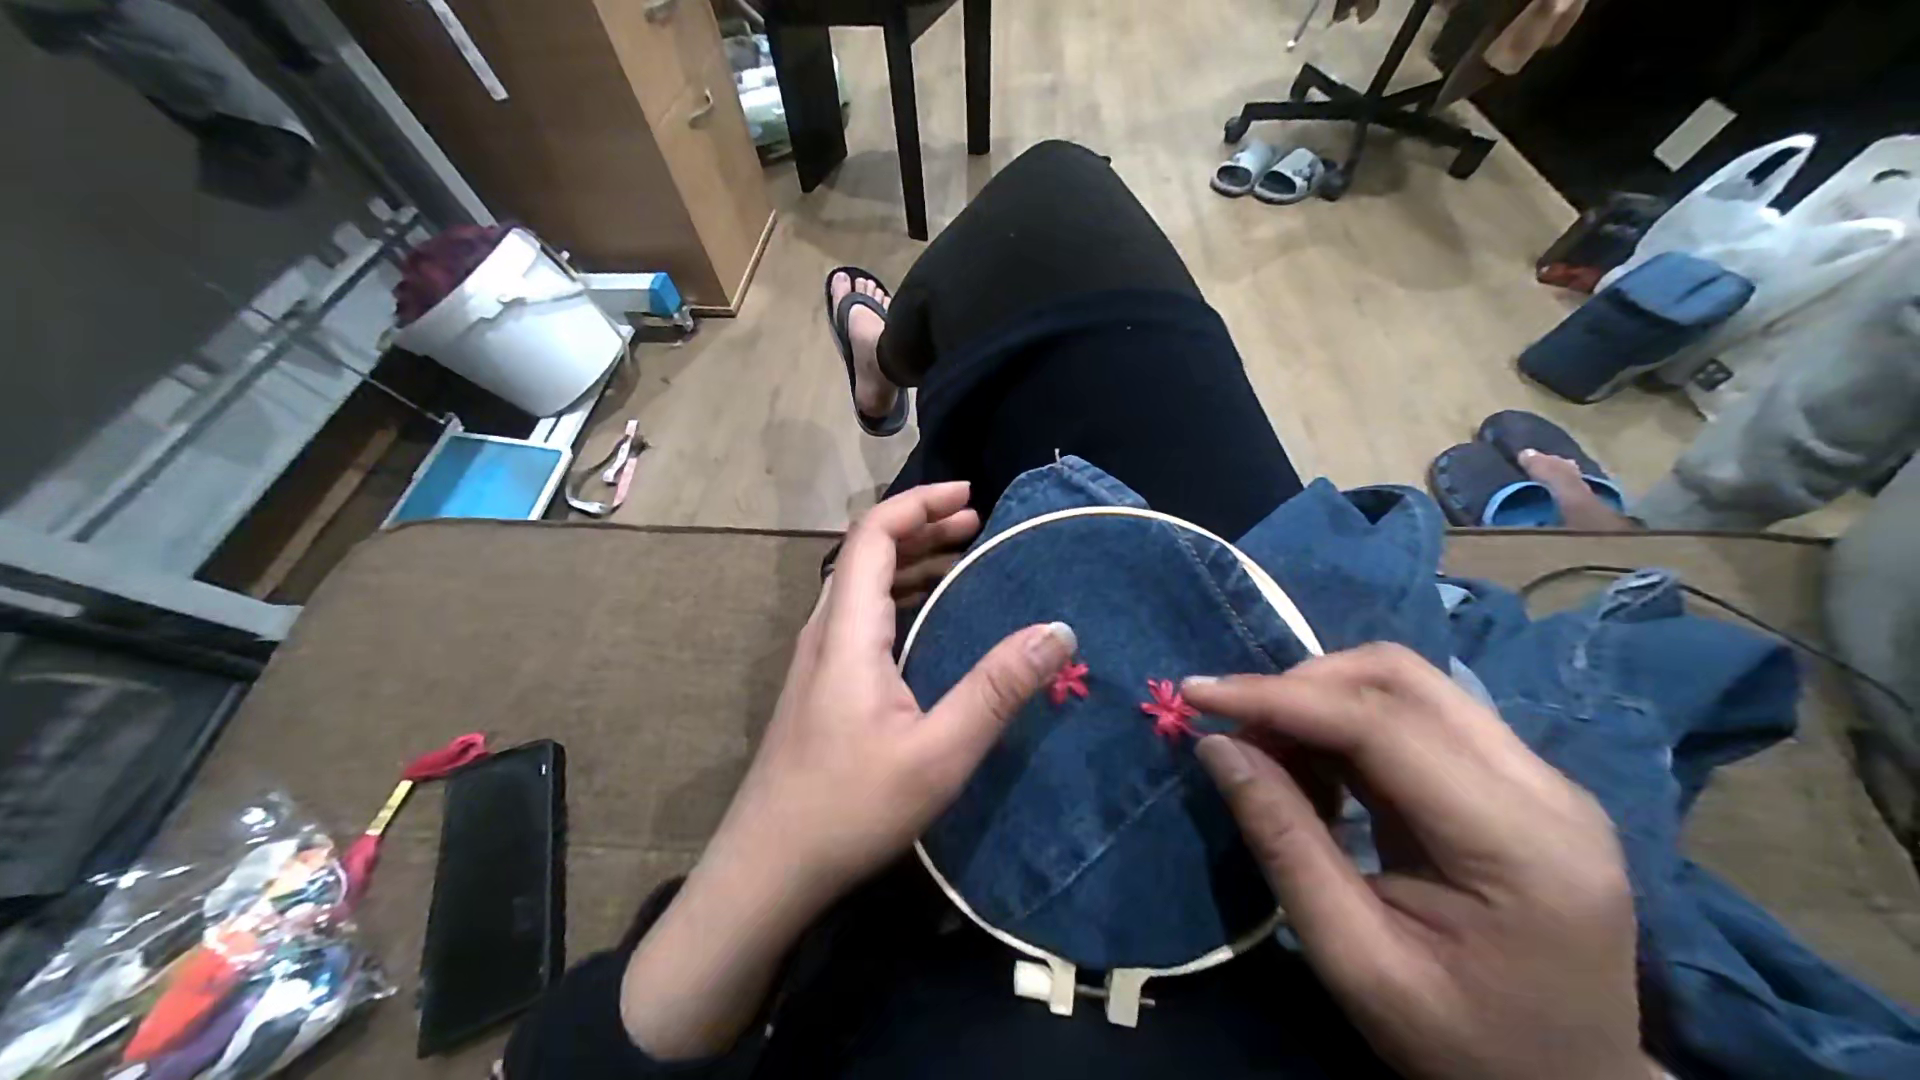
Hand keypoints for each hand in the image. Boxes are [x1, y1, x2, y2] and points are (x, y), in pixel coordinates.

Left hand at [622, 483, 1073, 1058]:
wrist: (766, 868)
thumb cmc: (849, 808)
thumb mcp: (938, 753)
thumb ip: (997, 689)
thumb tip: (1058, 630)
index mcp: (847, 631)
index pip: (872, 536)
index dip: (918, 505)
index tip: (968, 496)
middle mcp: (825, 632)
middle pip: (866, 553)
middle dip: (922, 527)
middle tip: (977, 524)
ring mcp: (817, 660)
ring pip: (862, 585)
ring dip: (910, 561)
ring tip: (961, 558)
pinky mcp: (821, 686)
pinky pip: (861, 617)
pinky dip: (899, 596)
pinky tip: (927, 619)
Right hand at [1186, 645, 1647, 1079]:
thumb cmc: (1459, 1044)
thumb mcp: (1354, 959)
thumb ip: (1284, 843)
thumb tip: (1217, 746)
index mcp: (1520, 845)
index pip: (1382, 725)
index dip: (1279, 697)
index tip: (1199, 694)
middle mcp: (1544, 788)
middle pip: (1401, 678)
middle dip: (1300, 687)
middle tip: (1238, 731)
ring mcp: (1537, 777)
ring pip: (1406, 683)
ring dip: (1320, 699)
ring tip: (1271, 752)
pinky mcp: (1517, 778)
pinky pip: (1414, 712)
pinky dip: (1344, 722)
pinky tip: (1317, 769)